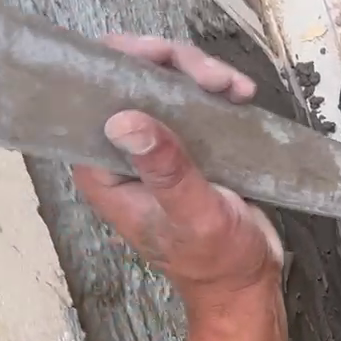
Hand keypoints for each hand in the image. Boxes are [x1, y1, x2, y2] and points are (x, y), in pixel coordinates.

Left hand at [74, 35, 282, 317]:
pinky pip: (194, 102)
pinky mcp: (189, 146)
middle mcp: (123, 152)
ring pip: (166, 83)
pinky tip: (243, 96)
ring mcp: (158, 146)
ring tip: (237, 89)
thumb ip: (166, 171)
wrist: (248, 282)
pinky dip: (218, 92)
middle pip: (131, 78)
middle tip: (216, 79)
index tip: (162, 58)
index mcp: (103, 170)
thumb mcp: (194, 217)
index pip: (92, 95)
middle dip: (173, 66)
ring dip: (201, 75)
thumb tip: (126, 121)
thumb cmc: (217, 261)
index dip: (121, 63)